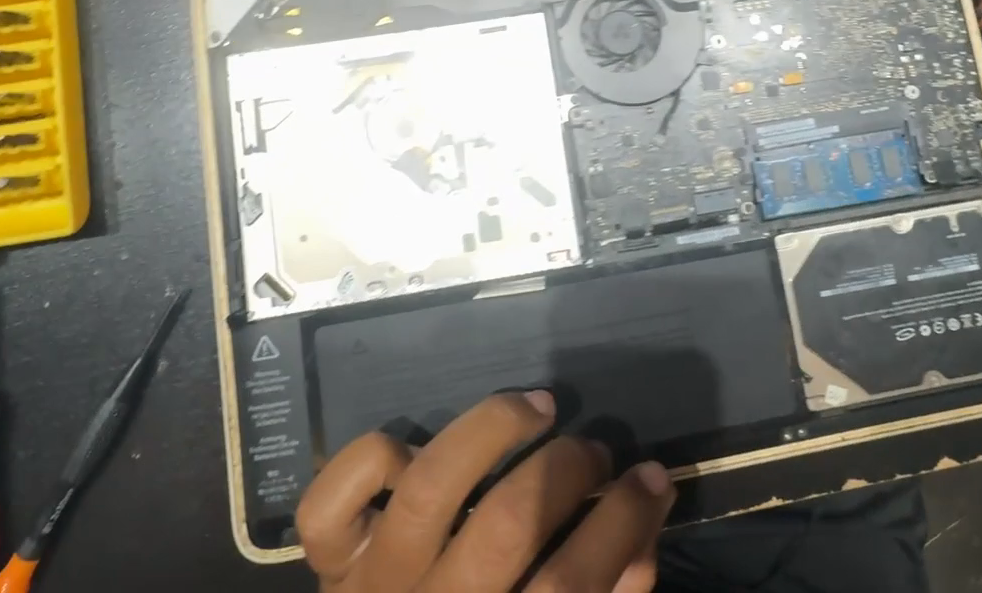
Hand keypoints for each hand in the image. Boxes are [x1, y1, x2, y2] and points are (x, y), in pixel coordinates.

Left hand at [297, 391, 674, 592]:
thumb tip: (642, 530)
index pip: (571, 581)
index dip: (623, 519)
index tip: (652, 476)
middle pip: (507, 523)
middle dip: (566, 470)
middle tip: (594, 452)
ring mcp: (372, 580)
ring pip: (431, 485)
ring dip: (493, 430)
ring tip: (538, 407)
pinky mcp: (329, 561)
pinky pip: (332, 499)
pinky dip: (372, 458)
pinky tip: (413, 451)